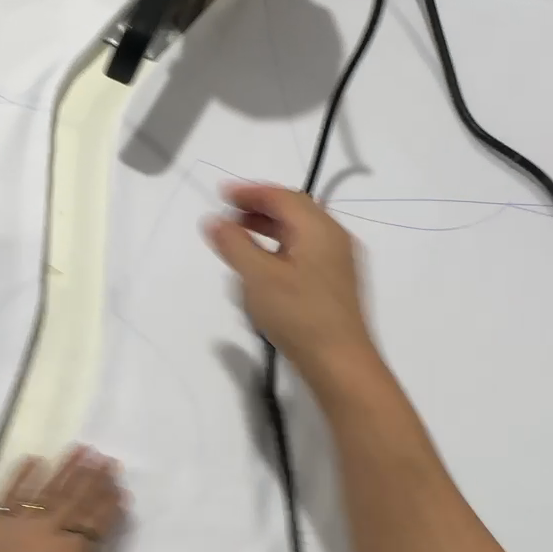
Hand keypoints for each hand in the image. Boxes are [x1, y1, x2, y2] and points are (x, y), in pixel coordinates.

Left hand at [0, 447, 124, 551]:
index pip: (96, 521)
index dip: (109, 503)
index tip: (120, 486)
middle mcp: (48, 531)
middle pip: (74, 498)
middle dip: (92, 477)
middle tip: (104, 457)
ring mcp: (18, 524)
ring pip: (46, 489)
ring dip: (63, 468)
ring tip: (78, 449)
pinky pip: (10, 493)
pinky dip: (21, 475)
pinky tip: (32, 460)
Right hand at [203, 183, 376, 377]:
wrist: (339, 359)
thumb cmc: (298, 313)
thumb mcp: (258, 277)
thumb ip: (234, 244)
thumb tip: (213, 220)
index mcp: (319, 229)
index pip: (283, 197)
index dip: (251, 192)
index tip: (221, 194)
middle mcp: (334, 237)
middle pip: (295, 210)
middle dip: (260, 206)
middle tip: (228, 214)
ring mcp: (338, 261)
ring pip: (300, 231)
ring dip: (269, 226)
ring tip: (240, 236)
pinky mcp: (334, 282)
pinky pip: (305, 249)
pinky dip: (279, 245)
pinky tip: (263, 264)